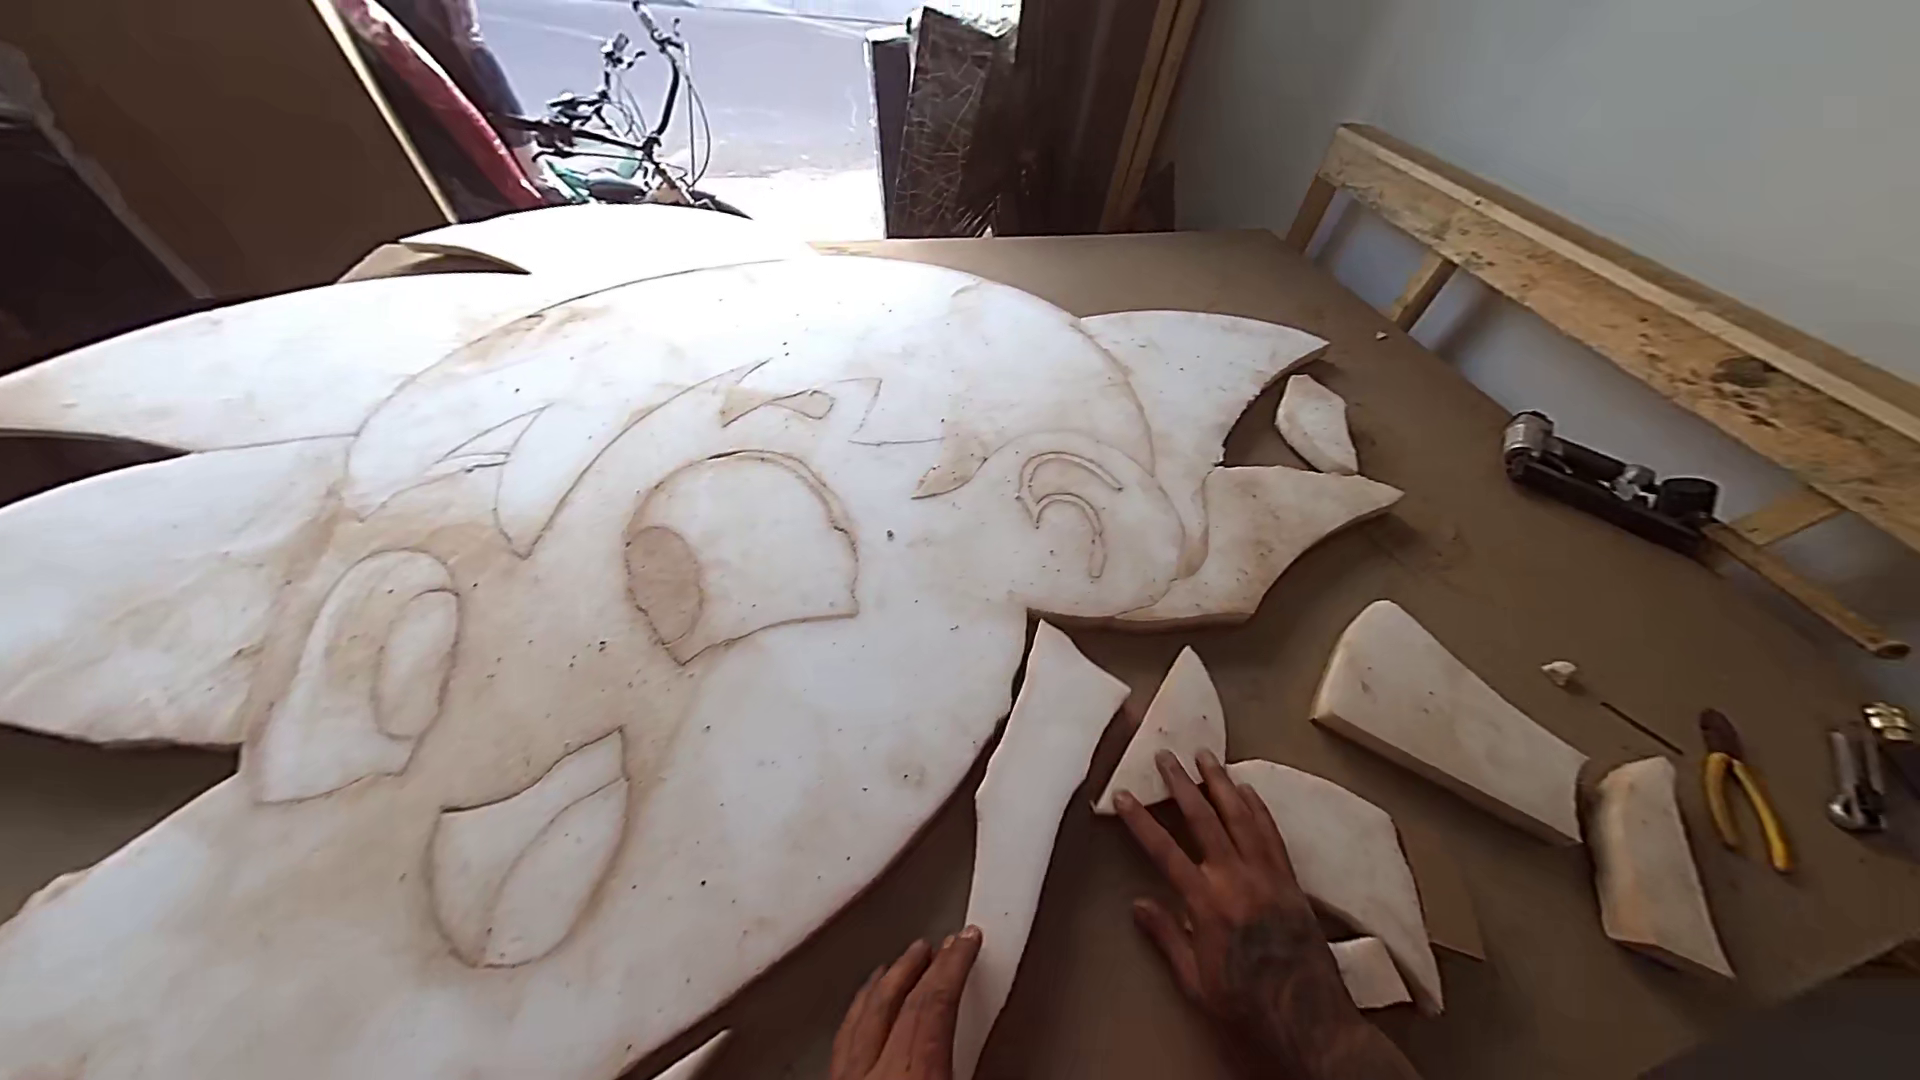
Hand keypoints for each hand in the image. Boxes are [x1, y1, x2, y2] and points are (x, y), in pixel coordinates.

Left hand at [830, 927, 983, 1079]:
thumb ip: (983, 1063)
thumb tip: (1003, 1035)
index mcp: (912, 1076)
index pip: (935, 1002)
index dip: (954, 965)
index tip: (967, 939)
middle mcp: (871, 1075)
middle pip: (895, 1000)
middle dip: (921, 966)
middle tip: (940, 944)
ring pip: (862, 1016)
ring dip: (885, 983)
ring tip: (897, 964)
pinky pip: (842, 1042)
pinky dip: (857, 1015)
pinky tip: (863, 1011)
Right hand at [1114, 750, 1419, 1078]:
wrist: (1313, 1024)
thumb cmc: (1247, 1006)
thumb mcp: (1196, 982)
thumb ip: (1166, 937)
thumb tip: (1137, 904)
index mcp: (1206, 903)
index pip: (1163, 850)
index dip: (1140, 820)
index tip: (1122, 795)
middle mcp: (1235, 879)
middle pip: (1203, 819)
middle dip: (1180, 784)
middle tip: (1166, 755)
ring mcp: (1266, 875)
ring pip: (1239, 816)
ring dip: (1219, 782)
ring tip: (1205, 755)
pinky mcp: (1290, 880)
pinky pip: (1271, 834)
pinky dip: (1258, 807)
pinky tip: (1247, 788)